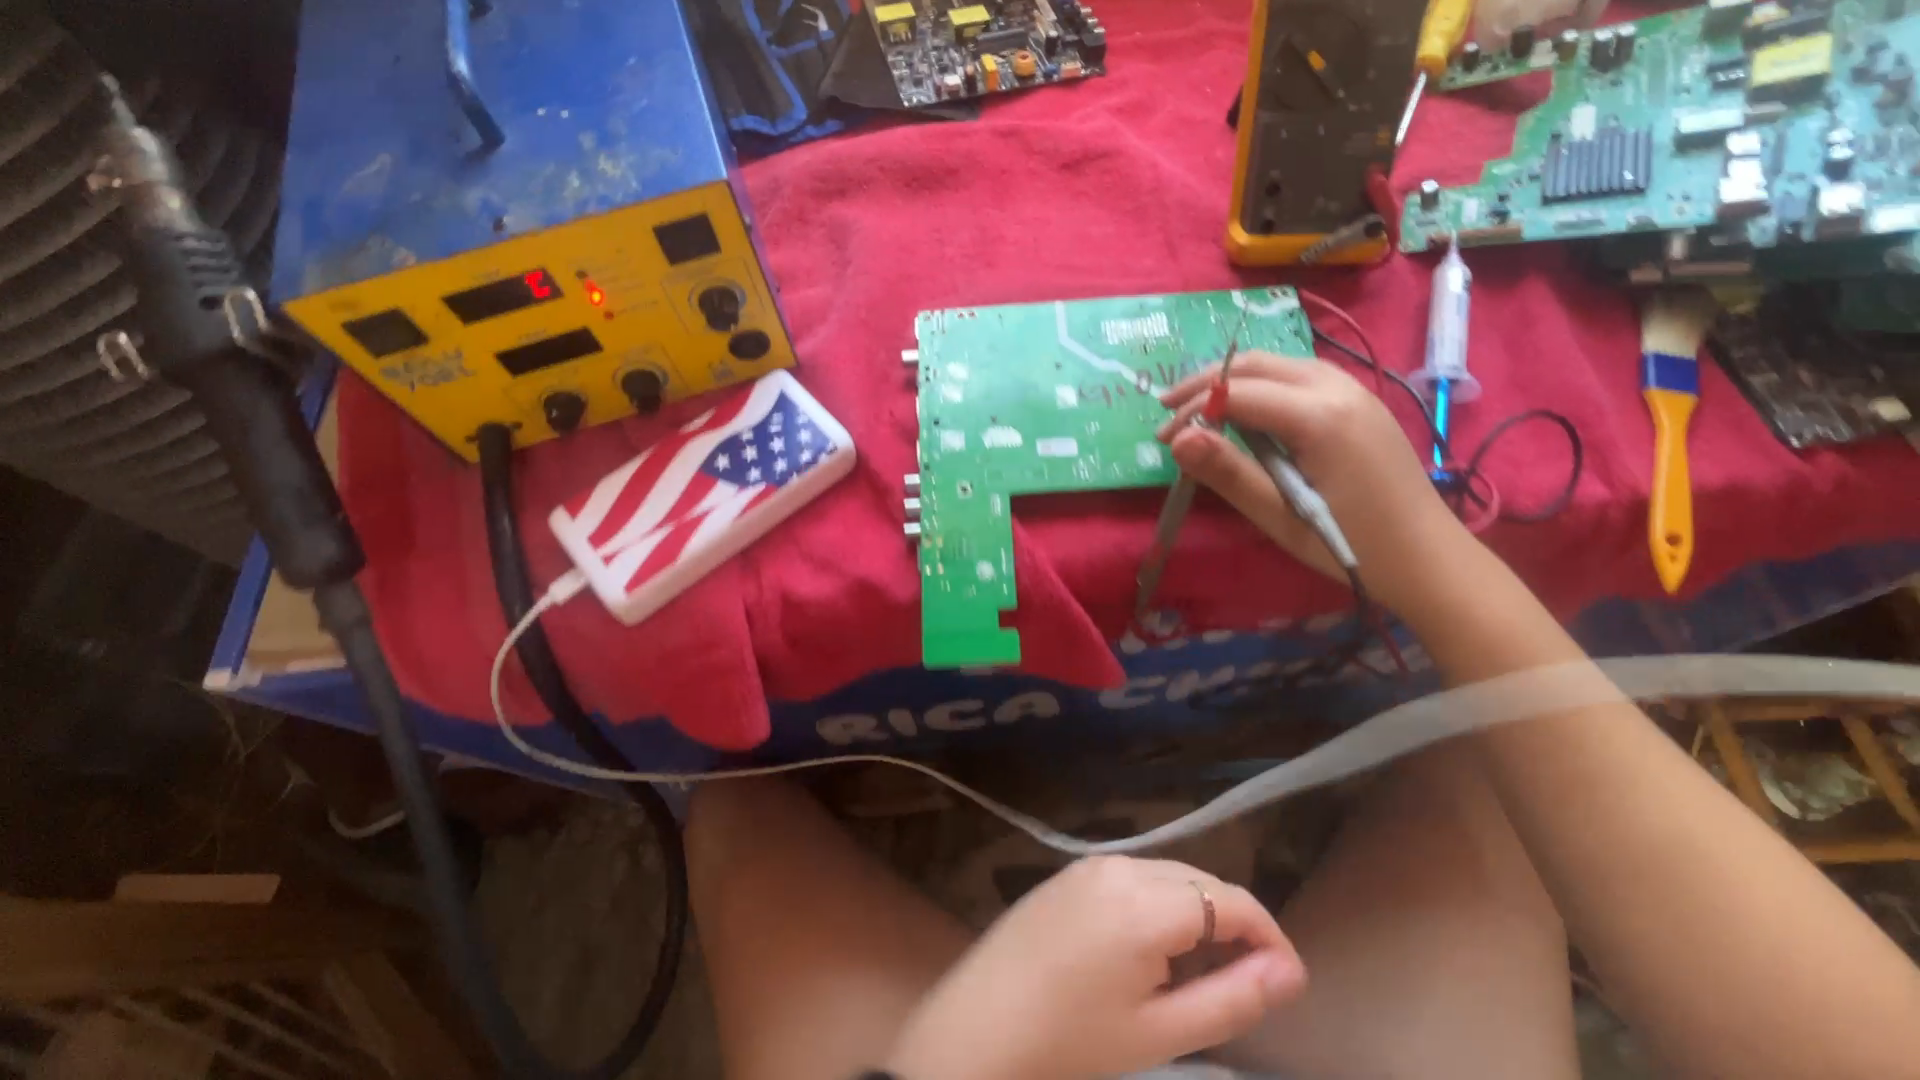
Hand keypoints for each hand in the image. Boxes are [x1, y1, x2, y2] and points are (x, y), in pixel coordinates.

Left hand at [883, 856, 1304, 1079]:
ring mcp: (1087, 866)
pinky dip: (1157, 906)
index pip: (1233, 902)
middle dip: (1234, 926)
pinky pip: (1131, 879)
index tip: (1286, 984)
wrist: (974, 1031)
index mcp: (1146, 903)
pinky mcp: (1065, 875)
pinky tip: (1147, 952)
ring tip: (1196, 973)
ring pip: (1168, 877)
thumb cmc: (1070, 1042)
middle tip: (1244, 985)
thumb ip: (1232, 998)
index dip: (1270, 939)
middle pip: (1202, 883)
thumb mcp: (1160, 1033)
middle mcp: (1119, 866)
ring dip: (1195, 915)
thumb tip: (1289, 971)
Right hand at [1156, 353, 1469, 616]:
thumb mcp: (1282, 517)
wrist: (1429, 559)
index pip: (1238, 393)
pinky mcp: (1361, 405)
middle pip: (1259, 364)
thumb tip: (1178, 440)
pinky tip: (1249, 413)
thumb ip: (1230, 473)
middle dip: (1207, 382)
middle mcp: (1339, 388)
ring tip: (1200, 407)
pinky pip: (1302, 379)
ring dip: (1236, 381)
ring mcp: (1355, 392)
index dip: (1193, 410)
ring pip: (1281, 366)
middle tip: (1167, 409)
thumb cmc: (1352, 545)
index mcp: (1320, 416)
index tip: (1162, 440)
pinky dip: (1265, 387)